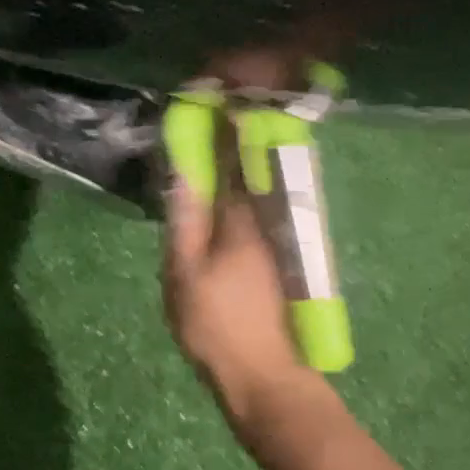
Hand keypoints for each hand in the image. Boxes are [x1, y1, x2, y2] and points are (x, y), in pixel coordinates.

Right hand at [161, 129, 319, 412]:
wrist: (266, 377)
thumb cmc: (217, 324)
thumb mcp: (184, 271)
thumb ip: (184, 216)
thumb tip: (183, 168)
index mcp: (243, 215)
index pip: (236, 153)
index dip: (224, 120)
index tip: (211, 93)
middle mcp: (269, 217)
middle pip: (258, 159)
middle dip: (242, 128)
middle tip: (218, 106)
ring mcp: (282, 235)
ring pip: (267, 179)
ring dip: (249, 151)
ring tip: (226, 134)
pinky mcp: (285, 252)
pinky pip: (269, 200)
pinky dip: (255, 180)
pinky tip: (239, 182)